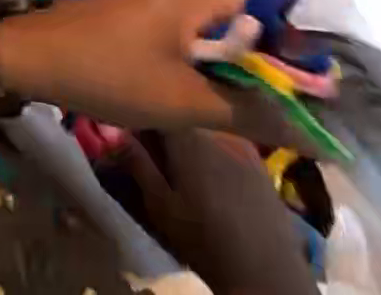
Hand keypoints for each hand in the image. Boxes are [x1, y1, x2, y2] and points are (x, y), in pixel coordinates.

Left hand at [0, 0, 302, 144]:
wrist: (29, 55)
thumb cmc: (108, 74)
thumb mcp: (182, 101)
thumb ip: (246, 109)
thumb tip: (307, 124)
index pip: (256, 2)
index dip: (285, 38)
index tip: (300, 79)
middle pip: (228, 12)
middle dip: (251, 53)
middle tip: (264, 99)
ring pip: (198, 22)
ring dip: (217, 55)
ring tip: (225, 97)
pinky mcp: (120, 8)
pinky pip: (169, 26)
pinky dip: (186, 52)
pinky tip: (181, 83)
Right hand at [121, 130, 319, 294]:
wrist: (266, 273)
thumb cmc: (204, 239)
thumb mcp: (161, 206)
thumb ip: (137, 164)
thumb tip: (113, 131)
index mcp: (187, 135)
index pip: (158, 106)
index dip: (143, 112)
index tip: (133, 123)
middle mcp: (215, 129)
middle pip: (184, 111)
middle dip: (168, 120)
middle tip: (156, 142)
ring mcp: (242, 142)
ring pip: (207, 123)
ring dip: (193, 130)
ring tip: (185, 153)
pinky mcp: (260, 160)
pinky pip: (230, 137)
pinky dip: (216, 141)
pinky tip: (215, 165)